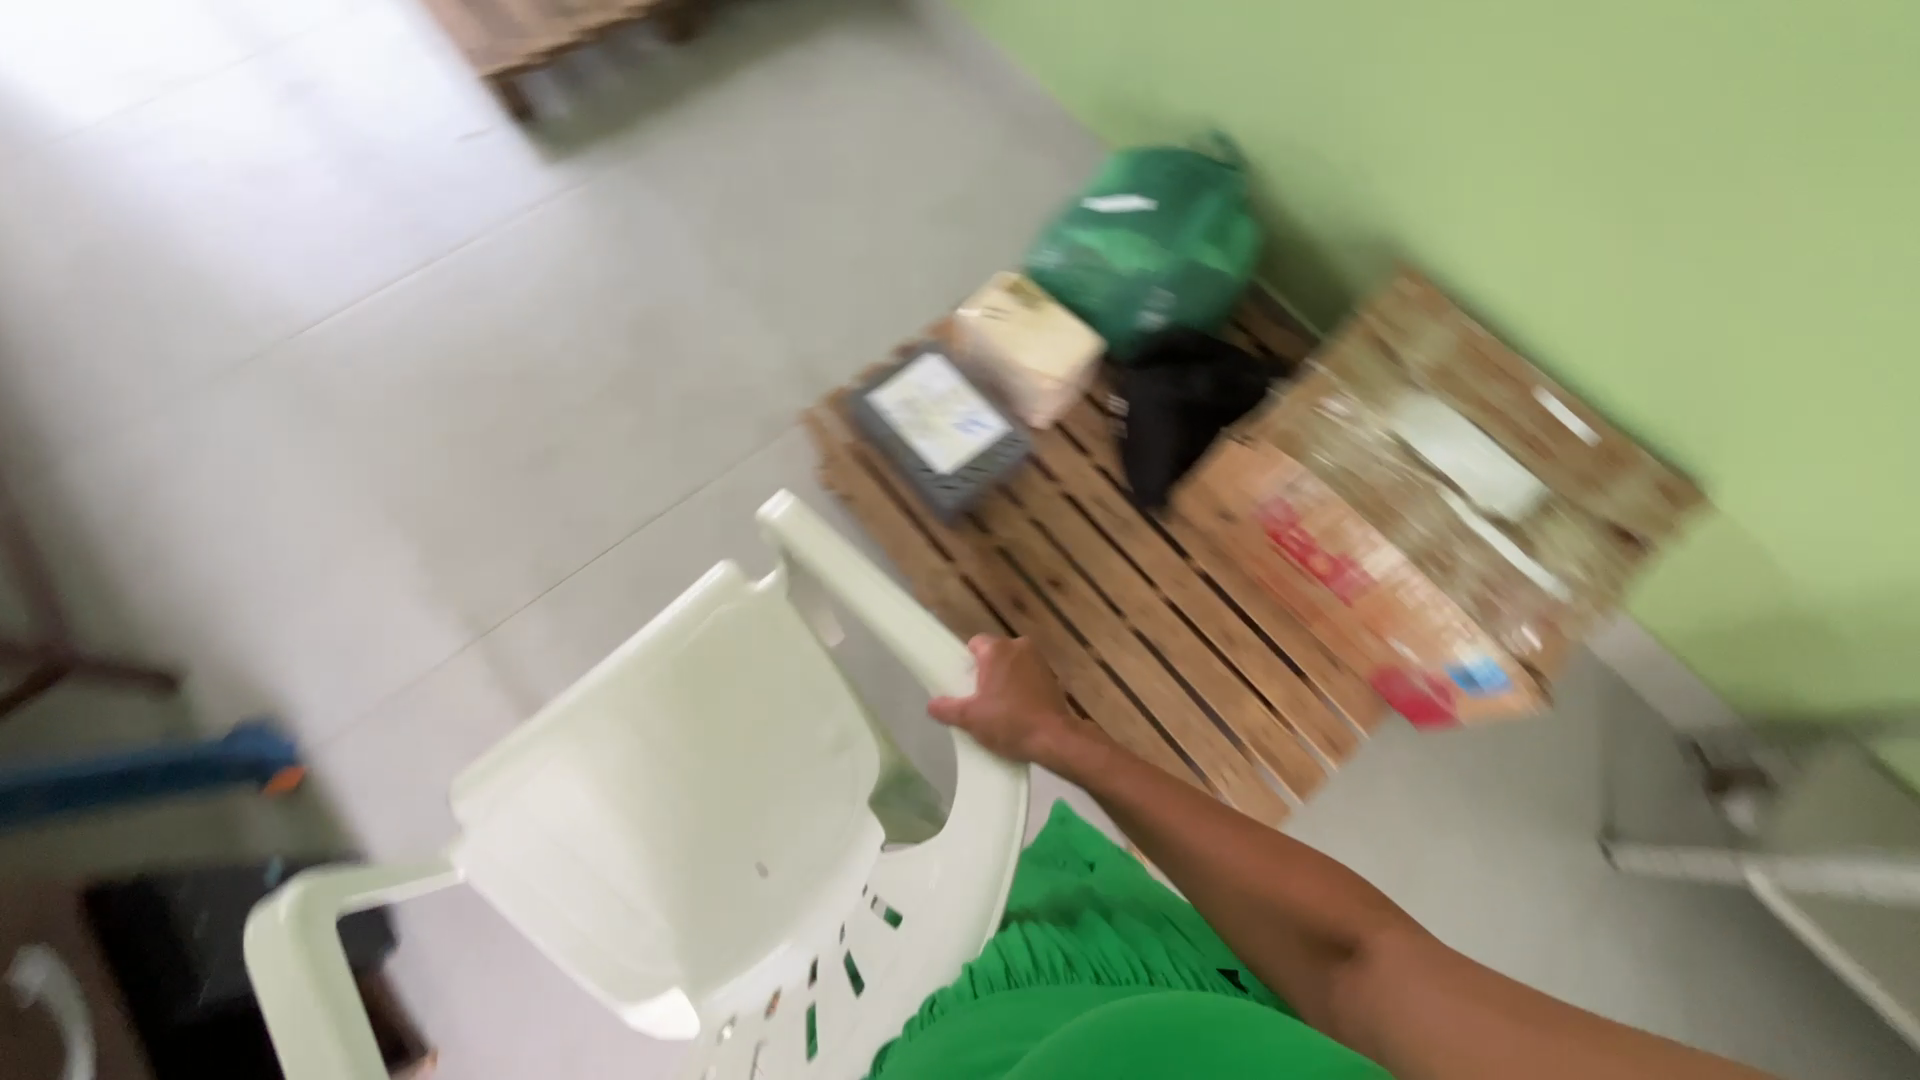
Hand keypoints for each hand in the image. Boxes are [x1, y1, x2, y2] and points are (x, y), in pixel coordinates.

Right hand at [927, 635, 1105, 771]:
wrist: (1054, 738)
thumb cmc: (1008, 722)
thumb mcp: (970, 718)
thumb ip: (946, 708)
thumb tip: (932, 705)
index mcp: (997, 650)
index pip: (975, 644)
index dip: (967, 662)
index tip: (965, 684)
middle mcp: (1020, 646)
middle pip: (995, 654)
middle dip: (987, 671)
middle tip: (980, 698)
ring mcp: (1039, 660)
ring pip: (1013, 664)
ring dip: (1006, 679)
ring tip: (1000, 707)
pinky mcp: (1053, 677)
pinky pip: (1029, 676)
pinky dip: (1023, 687)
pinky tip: (1020, 710)